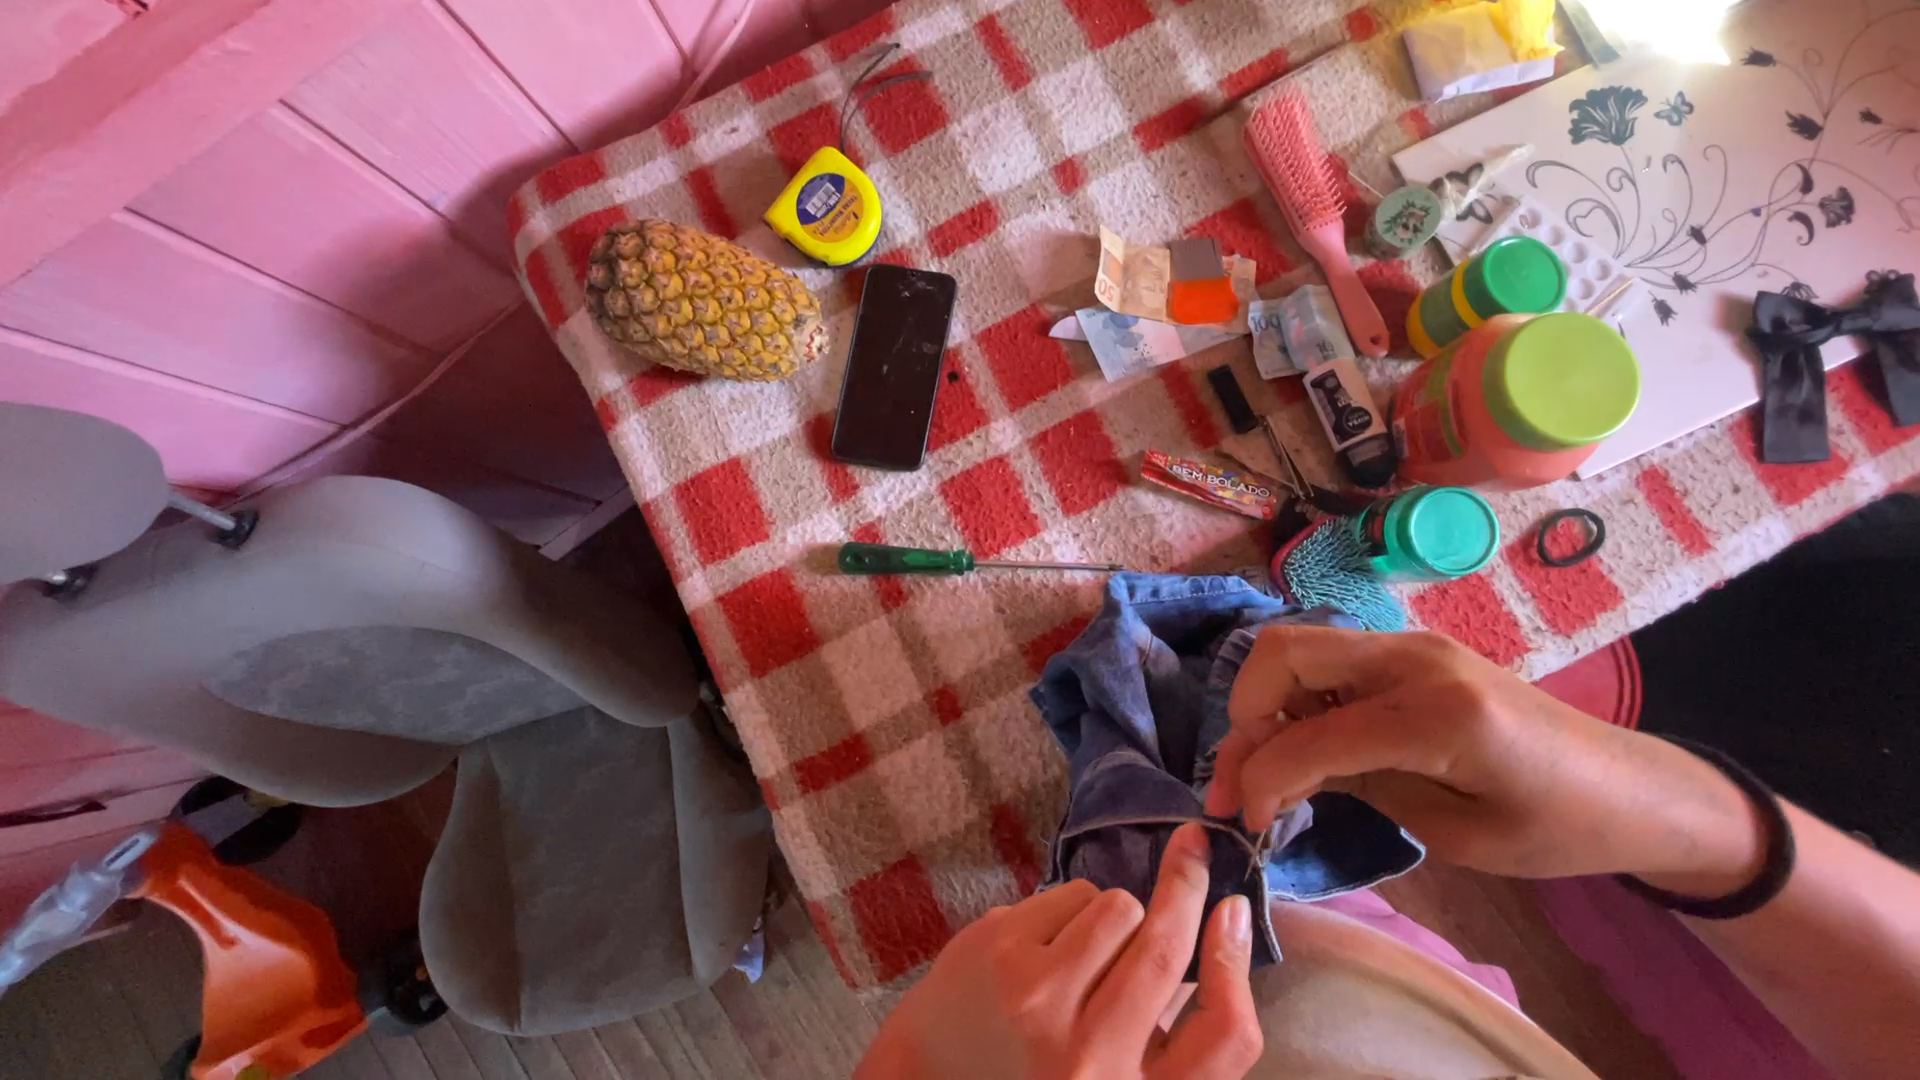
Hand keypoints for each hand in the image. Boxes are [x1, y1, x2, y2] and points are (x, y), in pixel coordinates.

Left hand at [855, 824, 1262, 1079]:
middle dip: (1185, 883)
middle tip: (1193, 843)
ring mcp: (1037, 1001)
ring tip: (1083, 947)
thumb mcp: (1109, 1077)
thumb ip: (1161, 1036)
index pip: (1226, 1035)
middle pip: (1162, 948)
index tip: (1233, 910)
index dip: (1237, 965)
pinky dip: (1067, 909)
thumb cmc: (1033, 1075)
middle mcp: (1090, 1061)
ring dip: (1113, 912)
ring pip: (1115, 907)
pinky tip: (1042, 943)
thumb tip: (1207, 927)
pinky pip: (1065, 894)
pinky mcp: (997, 952)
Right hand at [1205, 626, 1765, 891]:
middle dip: (1243, 715)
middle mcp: (1413, 659)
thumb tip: (1269, 777)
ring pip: (1292, 646)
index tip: (1246, 820)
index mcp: (1438, 716)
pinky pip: (1323, 657)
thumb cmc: (1556, 829)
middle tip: (1243, 775)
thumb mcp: (1453, 834)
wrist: (1634, 785)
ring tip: (1264, 763)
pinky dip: (1293, 696)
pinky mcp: (1406, 648)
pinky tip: (1302, 742)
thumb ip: (1354, 787)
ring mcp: (1408, 643)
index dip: (1261, 778)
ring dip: (1261, 701)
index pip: (1311, 736)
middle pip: (1281, 652)